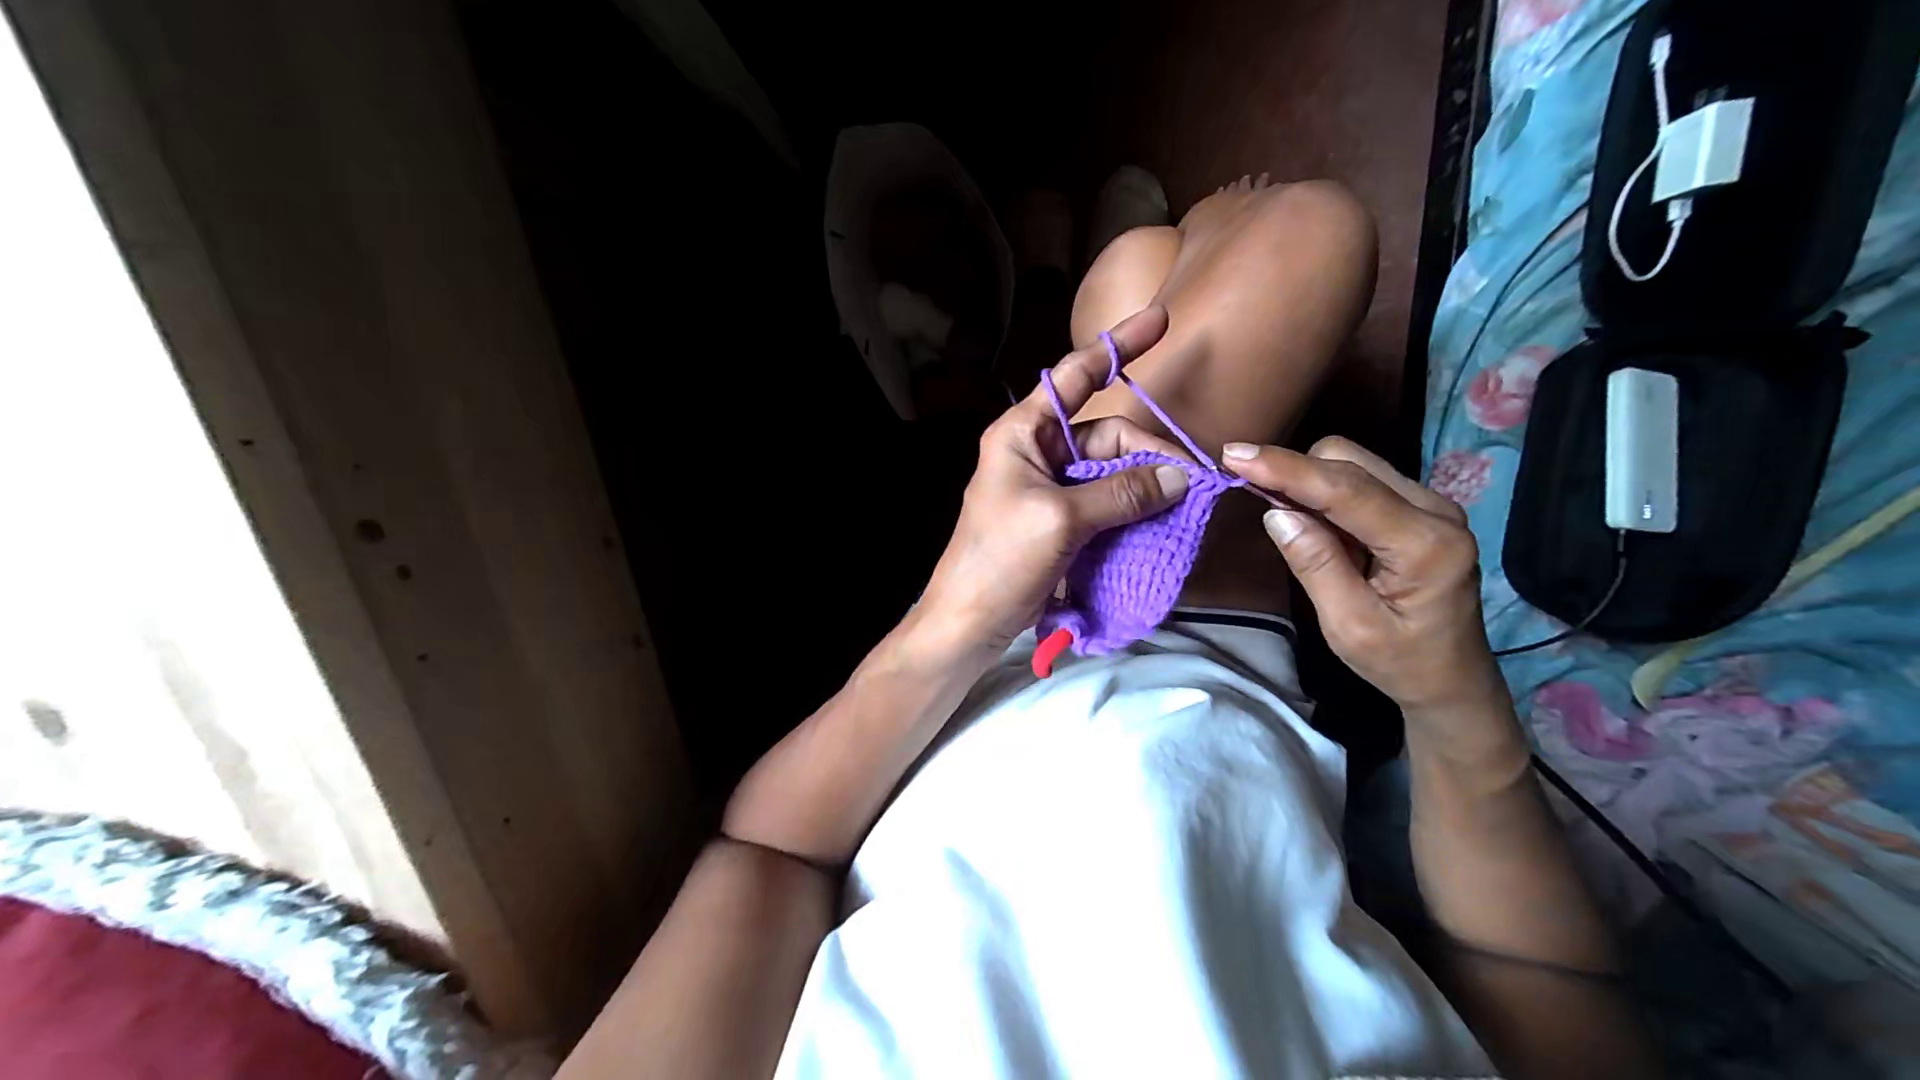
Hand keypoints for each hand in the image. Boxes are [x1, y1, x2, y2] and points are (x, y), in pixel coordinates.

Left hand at [913, 307, 1191, 656]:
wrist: (969, 621)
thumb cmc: (1000, 559)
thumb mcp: (1061, 519)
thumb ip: (1121, 493)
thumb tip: (1179, 476)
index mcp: (1022, 433)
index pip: (1075, 377)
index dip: (1118, 346)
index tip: (1160, 320)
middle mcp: (1037, 451)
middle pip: (1106, 434)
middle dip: (1148, 452)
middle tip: (1189, 482)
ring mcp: (1049, 487)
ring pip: (1111, 471)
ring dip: (1145, 485)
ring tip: (1180, 506)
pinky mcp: (1060, 519)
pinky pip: (1105, 502)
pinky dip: (1131, 508)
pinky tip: (1158, 521)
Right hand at [1221, 437, 1507, 717]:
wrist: (1452, 678)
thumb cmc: (1400, 661)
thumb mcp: (1348, 626)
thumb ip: (1315, 565)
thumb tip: (1276, 512)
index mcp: (1424, 544)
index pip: (1345, 491)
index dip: (1286, 469)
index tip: (1235, 455)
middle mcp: (1434, 510)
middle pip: (1348, 461)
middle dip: (1294, 472)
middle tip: (1254, 497)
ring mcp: (1429, 504)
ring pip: (1351, 462)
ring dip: (1306, 480)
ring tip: (1284, 516)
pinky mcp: (1417, 507)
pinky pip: (1359, 479)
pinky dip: (1322, 491)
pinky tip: (1309, 520)